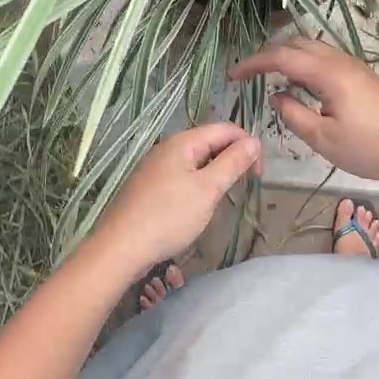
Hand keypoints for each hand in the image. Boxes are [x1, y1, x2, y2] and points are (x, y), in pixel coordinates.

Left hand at [88, 123, 260, 272]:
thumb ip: (232, 163)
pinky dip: (198, 184)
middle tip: (243, 186)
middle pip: (210, 142)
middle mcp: (167, 148)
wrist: (120, 248)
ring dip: (215, 173)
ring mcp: (155, 166)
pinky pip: (182, 175)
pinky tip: (197, 206)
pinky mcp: (149, 185)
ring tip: (222, 197)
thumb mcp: (208, 189)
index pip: (225, 130)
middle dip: (232, 159)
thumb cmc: (168, 216)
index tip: (258, 175)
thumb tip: (254, 142)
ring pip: (196, 160)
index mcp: (183, 142)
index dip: (247, 146)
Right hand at [229, 37, 378, 186]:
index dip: (254, 63)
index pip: (282, 57)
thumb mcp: (323, 139)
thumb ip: (293, 115)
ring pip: (314, 48)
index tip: (233, 75)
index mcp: (328, 73)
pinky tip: (303, 86)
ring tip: (272, 78)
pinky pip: (327, 58)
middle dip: (270, 54)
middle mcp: (341, 61)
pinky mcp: (363, 76)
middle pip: (298, 44)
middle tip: (251, 76)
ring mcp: (355, 66)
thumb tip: (276, 97)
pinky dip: (306, 63)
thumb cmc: (370, 148)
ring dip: (290, 57)